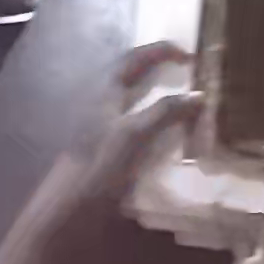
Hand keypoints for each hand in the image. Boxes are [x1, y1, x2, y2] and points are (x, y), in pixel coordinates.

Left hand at [8, 42, 202, 263]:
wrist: (65, 213)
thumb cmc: (96, 169)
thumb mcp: (132, 136)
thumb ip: (163, 113)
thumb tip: (198, 96)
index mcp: (103, 94)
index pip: (132, 58)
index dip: (160, 50)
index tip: (189, 54)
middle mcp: (99, 105)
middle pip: (128, 76)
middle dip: (156, 69)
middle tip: (186, 74)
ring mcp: (99, 129)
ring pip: (129, 101)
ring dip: (155, 96)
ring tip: (182, 104)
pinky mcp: (104, 151)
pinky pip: (132, 126)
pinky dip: (152, 123)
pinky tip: (166, 138)